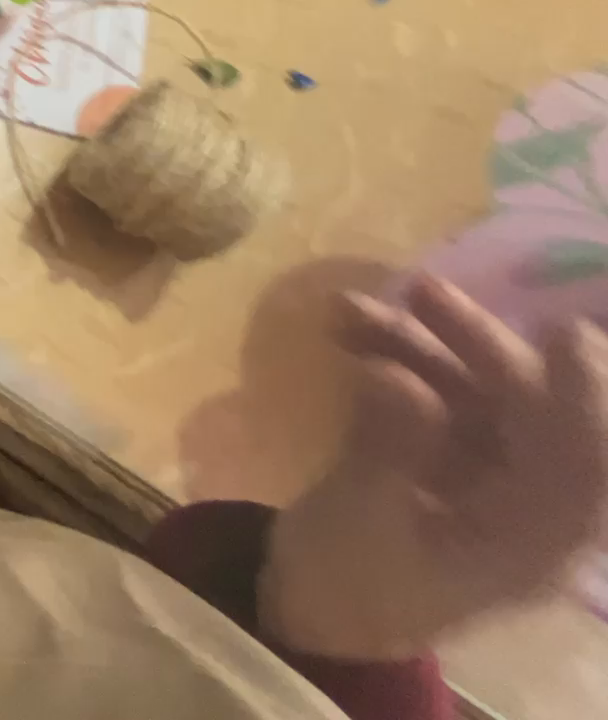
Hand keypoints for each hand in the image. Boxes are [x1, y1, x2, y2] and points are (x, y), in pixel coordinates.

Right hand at [261, 275, 607, 658]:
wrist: (317, 605)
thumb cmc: (346, 578)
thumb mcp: (357, 519)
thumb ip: (384, 449)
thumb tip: (392, 374)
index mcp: (538, 537)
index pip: (585, 462)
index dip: (580, 397)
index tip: (558, 332)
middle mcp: (532, 499)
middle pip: (530, 410)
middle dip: (481, 346)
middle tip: (423, 292)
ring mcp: (489, 474)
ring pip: (475, 394)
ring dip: (420, 347)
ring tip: (349, 307)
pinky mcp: (447, 457)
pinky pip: (434, 398)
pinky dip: (394, 364)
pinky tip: (348, 338)